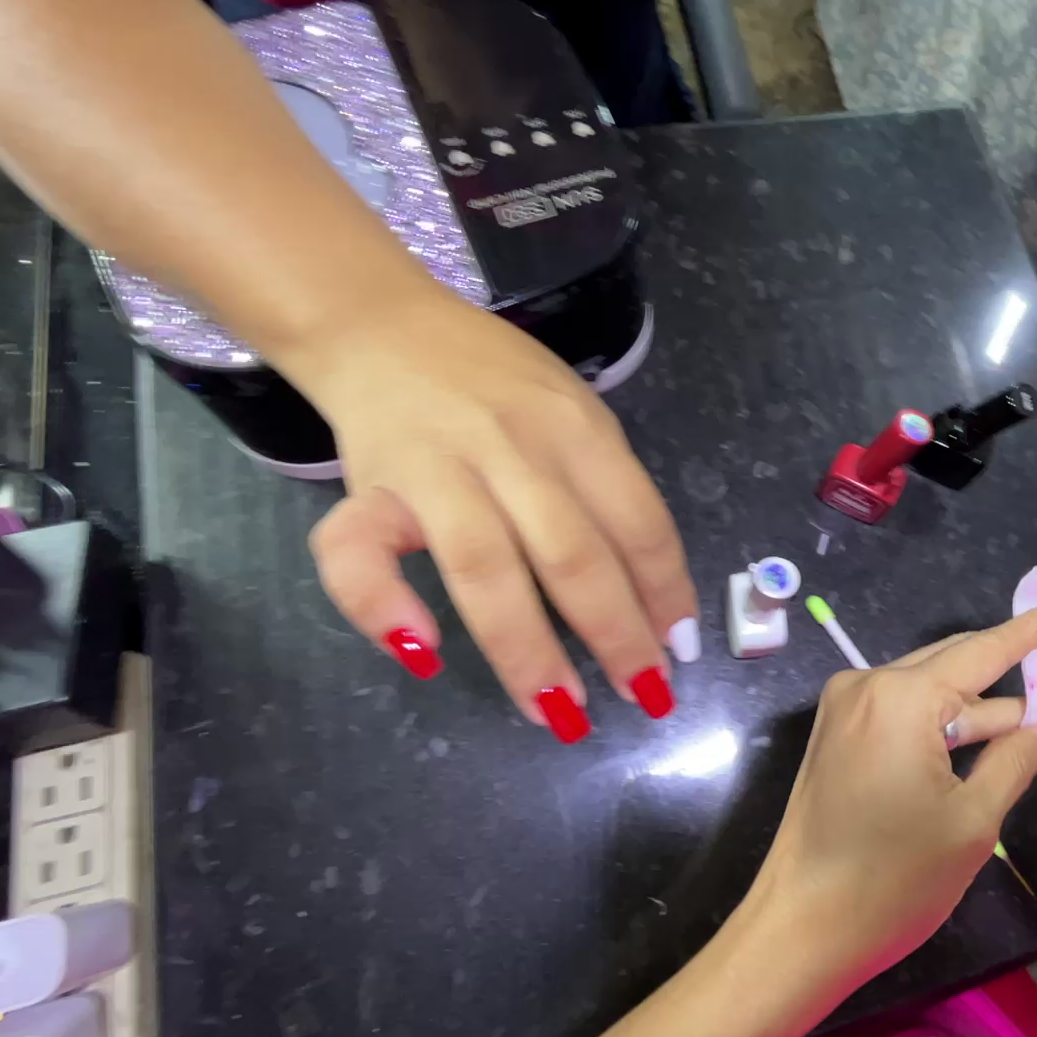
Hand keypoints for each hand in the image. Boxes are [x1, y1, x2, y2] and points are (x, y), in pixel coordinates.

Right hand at [294, 291, 697, 738]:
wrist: (386, 324)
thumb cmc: (499, 380)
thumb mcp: (575, 414)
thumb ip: (608, 488)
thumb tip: (651, 592)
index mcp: (577, 430)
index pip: (639, 523)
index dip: (666, 593)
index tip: (680, 651)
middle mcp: (513, 448)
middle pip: (573, 554)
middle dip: (616, 635)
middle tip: (645, 696)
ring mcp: (435, 467)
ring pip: (485, 567)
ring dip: (528, 650)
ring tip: (561, 712)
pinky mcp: (365, 486)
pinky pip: (356, 553)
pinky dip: (382, 607)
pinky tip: (421, 655)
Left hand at [744, 604, 1036, 986]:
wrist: (802, 923)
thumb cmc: (894, 879)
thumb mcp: (972, 821)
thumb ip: (1014, 760)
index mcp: (901, 696)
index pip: (982, 651)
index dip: (1031, 631)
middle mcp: (866, 685)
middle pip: (951, 665)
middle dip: (1006, 674)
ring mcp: (845, 707)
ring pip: (927, 691)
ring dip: (976, 707)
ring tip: (1036, 716)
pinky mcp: (837, 733)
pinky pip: (901, 712)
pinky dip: (942, 723)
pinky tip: (982, 739)